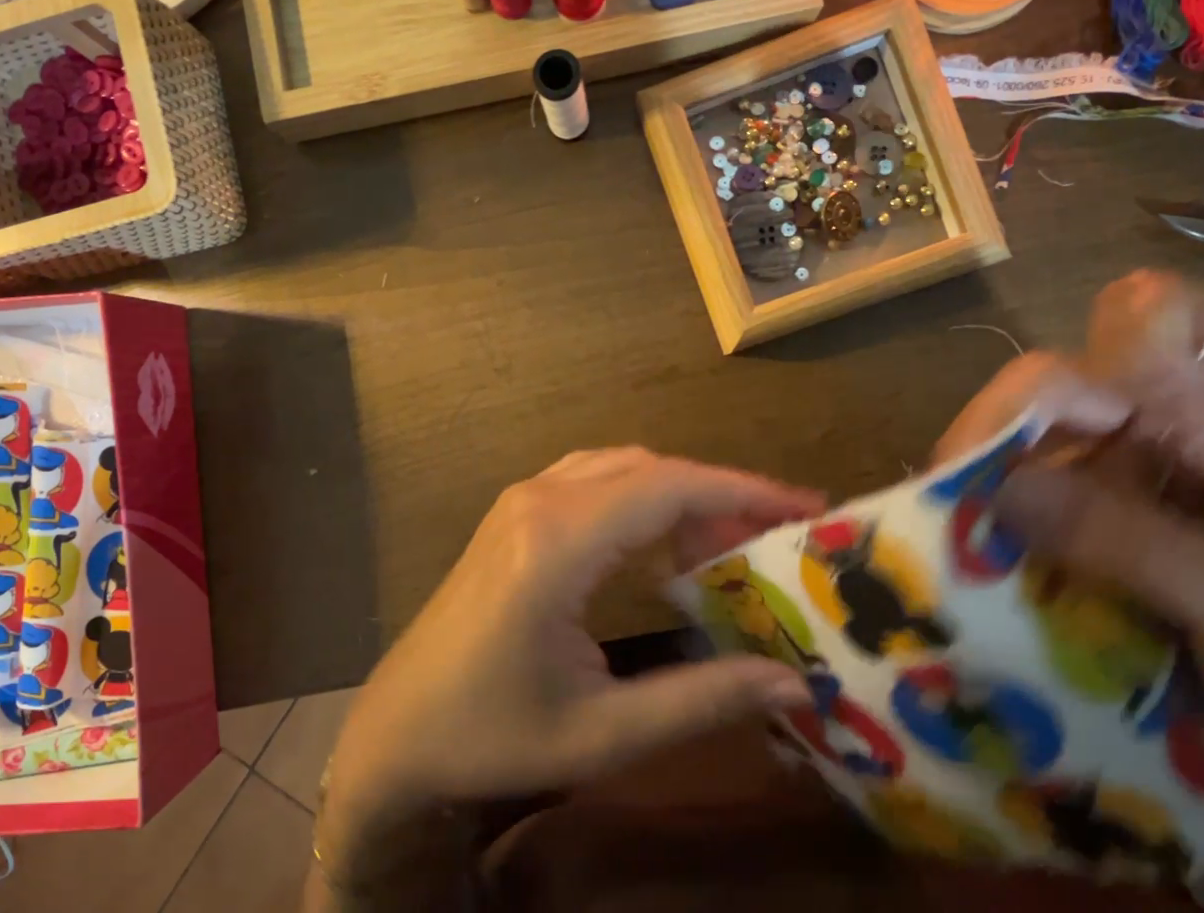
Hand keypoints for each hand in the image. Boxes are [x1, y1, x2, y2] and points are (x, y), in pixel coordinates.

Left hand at [313, 449, 822, 890]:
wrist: (396, 730)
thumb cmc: (490, 736)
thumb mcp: (602, 734)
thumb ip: (701, 702)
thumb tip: (798, 683)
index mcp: (556, 544)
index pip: (670, 488)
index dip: (745, 491)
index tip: (807, 509)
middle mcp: (537, 503)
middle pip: (650, 469)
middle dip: (722, 493)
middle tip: (779, 538)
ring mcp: (518, 503)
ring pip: (621, 468)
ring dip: (681, 494)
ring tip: (732, 544)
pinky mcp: (512, 516)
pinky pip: (592, 481)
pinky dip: (642, 498)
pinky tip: (665, 542)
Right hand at [939, 270, 1203, 814]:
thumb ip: (1134, 542)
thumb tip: (998, 487)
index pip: (1164, 326)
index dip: (1105, 355)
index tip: (1067, 426)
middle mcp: (1180, 444)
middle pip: (1068, 386)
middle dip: (1010, 428)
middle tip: (960, 495)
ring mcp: (1131, 499)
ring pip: (1030, 452)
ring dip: (985, 487)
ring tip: (950, 540)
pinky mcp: (1094, 551)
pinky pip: (1024, 517)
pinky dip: (986, 533)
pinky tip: (960, 562)